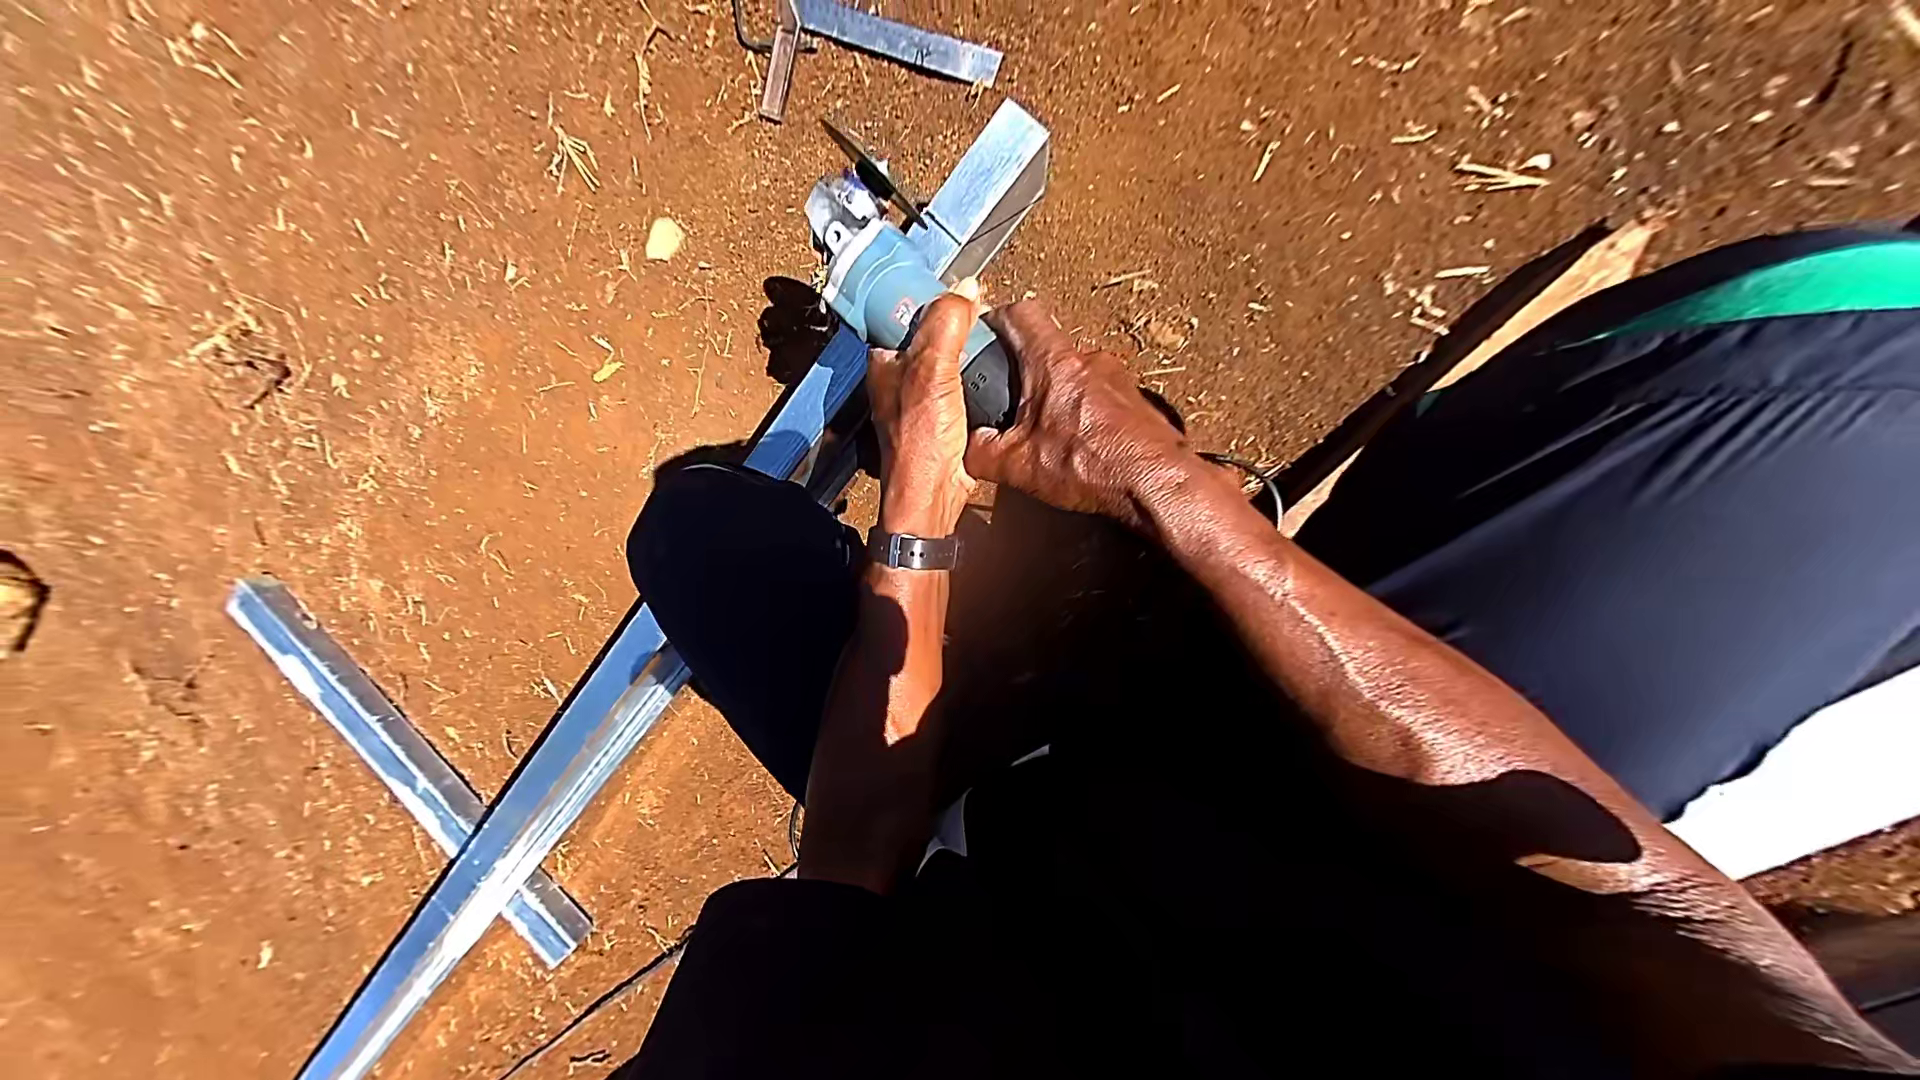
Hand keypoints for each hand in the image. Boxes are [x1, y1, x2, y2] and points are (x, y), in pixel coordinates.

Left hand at [867, 290, 981, 536]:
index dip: (928, 297)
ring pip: (949, 360)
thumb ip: (946, 325)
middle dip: (956, 323)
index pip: (902, 314)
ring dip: (969, 350)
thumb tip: (966, 290)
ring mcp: (923, 399)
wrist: (934, 492)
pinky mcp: (945, 418)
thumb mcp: (933, 371)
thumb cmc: (919, 442)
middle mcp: (900, 380)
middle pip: (930, 336)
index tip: (955, 287)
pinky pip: (963, 385)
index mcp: (884, 363)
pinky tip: (993, 372)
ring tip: (991, 337)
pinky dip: (978, 376)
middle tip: (981, 311)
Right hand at [966, 301, 1198, 530]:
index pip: (1021, 313)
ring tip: (1045, 432)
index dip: (998, 319)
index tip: (984, 335)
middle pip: (1047, 347)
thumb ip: (980, 451)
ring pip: (1074, 374)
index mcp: (1054, 363)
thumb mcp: (1018, 466)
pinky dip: (1083, 413)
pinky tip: (1078, 445)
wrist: (1156, 483)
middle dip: (1025, 370)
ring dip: (1056, 395)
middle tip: (1010, 401)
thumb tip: (964, 446)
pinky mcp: (1134, 400)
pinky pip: (1098, 396)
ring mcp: (1116, 378)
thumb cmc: (1095, 467)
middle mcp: (1088, 360)